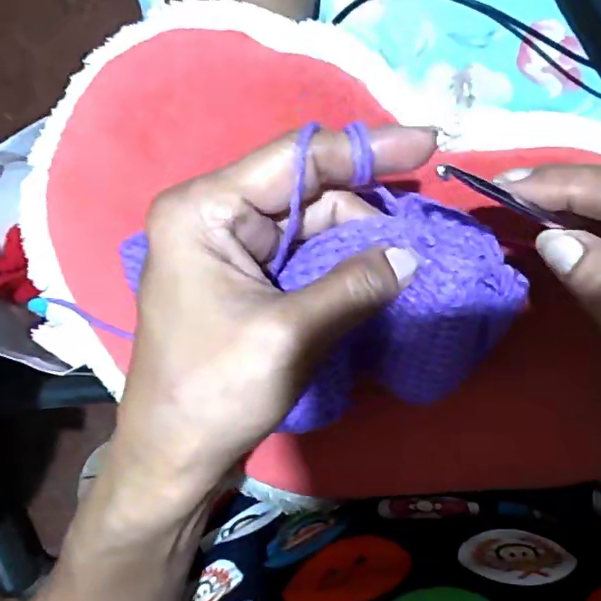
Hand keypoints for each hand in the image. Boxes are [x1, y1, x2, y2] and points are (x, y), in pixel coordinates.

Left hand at [105, 125, 433, 521]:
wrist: (172, 456)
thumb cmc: (215, 393)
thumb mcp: (291, 334)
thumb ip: (354, 285)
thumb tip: (410, 254)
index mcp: (205, 210)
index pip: (297, 158)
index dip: (366, 150)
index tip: (427, 143)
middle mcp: (211, 215)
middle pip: (304, 190)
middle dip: (364, 207)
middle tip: (418, 232)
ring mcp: (225, 248)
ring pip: (307, 224)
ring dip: (356, 240)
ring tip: (403, 260)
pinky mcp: (240, 279)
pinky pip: (299, 256)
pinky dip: (338, 263)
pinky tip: (374, 272)